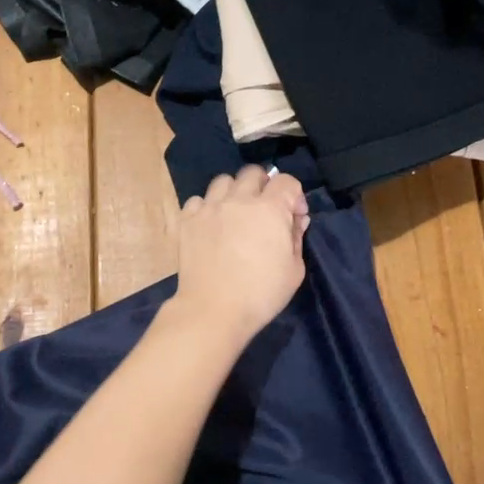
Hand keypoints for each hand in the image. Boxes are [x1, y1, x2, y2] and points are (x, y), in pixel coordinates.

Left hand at [171, 167, 308, 341]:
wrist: (213, 310)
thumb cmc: (261, 294)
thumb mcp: (294, 270)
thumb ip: (296, 238)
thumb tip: (296, 220)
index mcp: (269, 209)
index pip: (286, 181)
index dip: (294, 196)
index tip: (294, 217)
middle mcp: (238, 200)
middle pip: (253, 173)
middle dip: (264, 186)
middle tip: (265, 209)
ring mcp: (209, 208)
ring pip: (223, 181)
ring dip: (234, 192)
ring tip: (236, 213)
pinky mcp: (187, 220)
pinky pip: (198, 200)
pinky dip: (207, 207)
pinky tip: (212, 225)